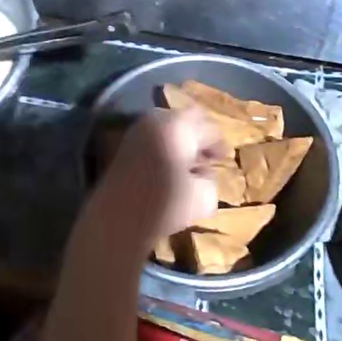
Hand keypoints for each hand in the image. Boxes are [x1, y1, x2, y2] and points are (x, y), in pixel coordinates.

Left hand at [93, 107, 226, 242]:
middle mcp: (156, 121)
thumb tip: (204, 173)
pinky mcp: (123, 148)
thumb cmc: (165, 204)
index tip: (225, 158)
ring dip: (182, 142)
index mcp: (178, 126)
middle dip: (200, 137)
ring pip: (167, 128)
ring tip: (190, 166)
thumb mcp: (205, 196)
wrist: (116, 220)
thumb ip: (211, 179)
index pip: (208, 126)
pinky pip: (153, 139)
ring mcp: (136, 132)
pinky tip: (170, 169)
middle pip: (185, 120)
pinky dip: (165, 148)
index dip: (219, 143)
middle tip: (209, 157)